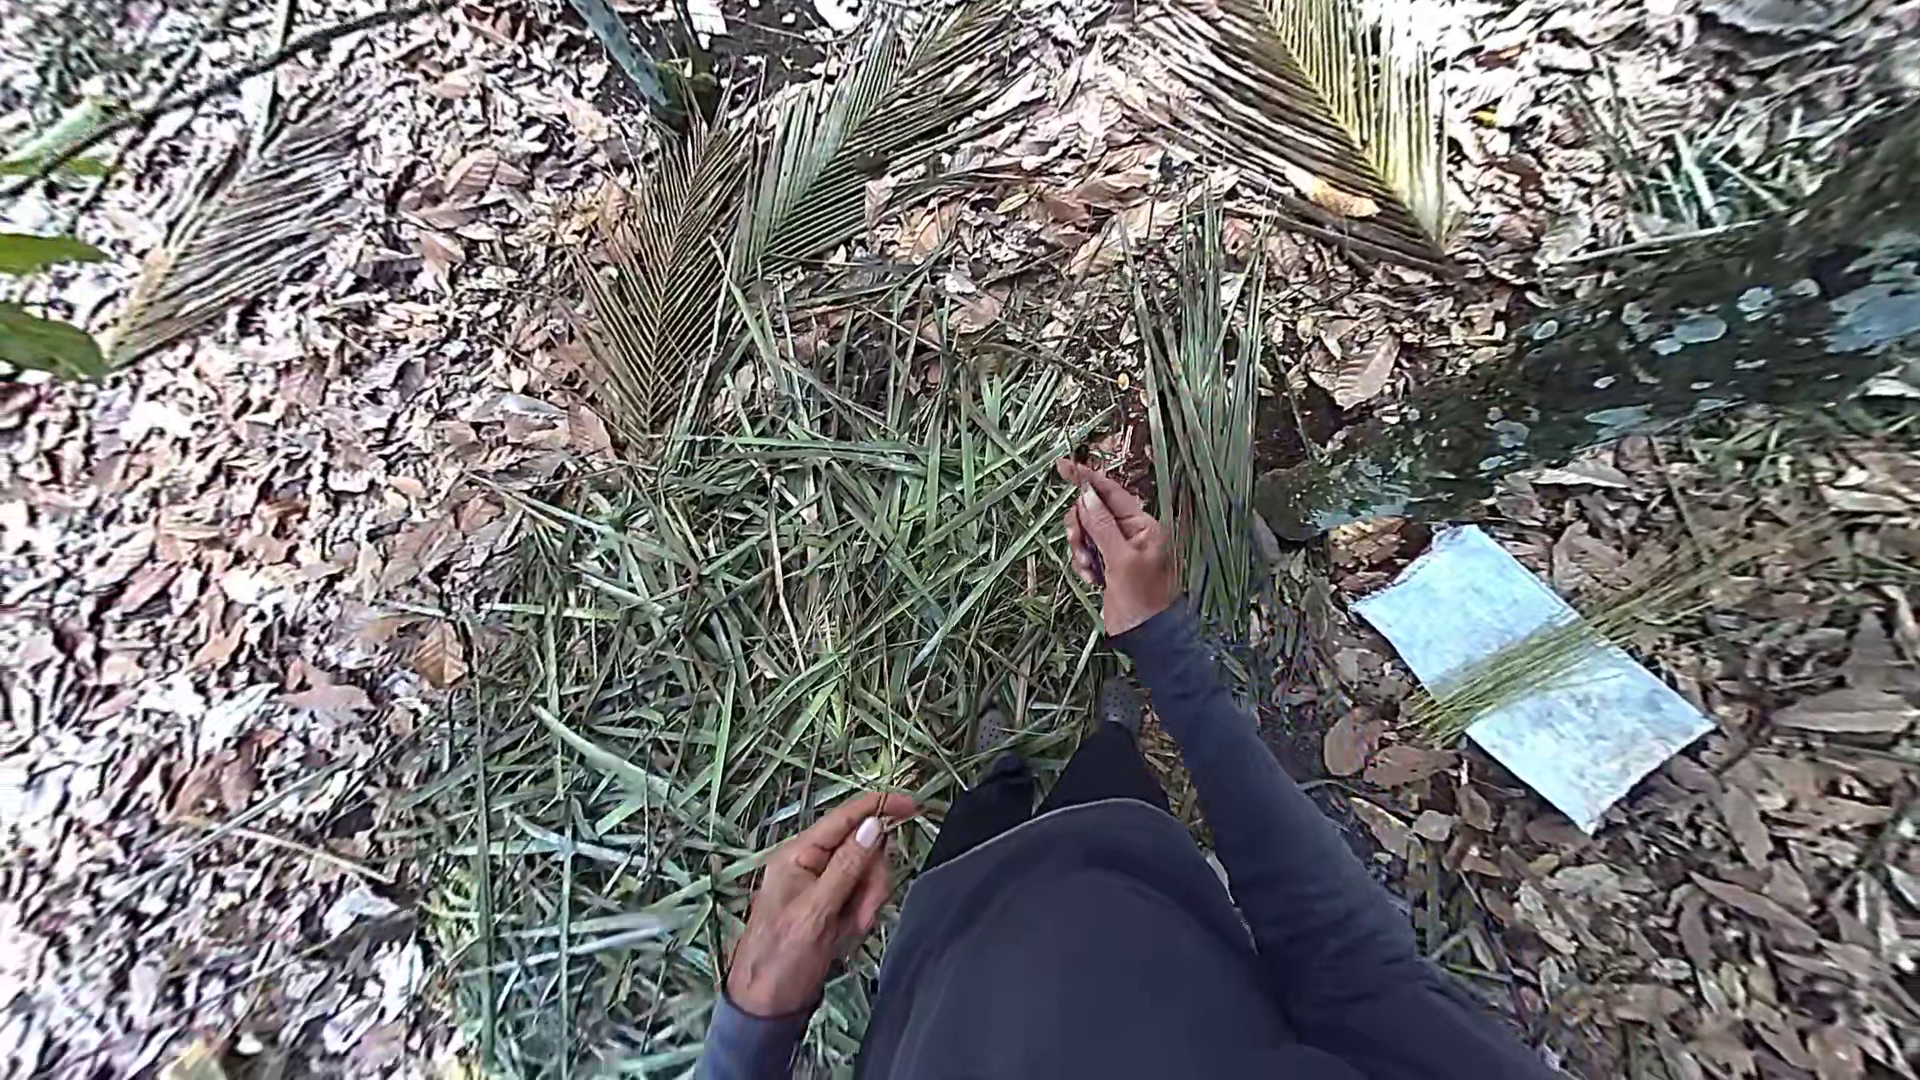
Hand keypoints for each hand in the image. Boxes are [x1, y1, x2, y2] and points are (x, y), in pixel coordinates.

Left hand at [727, 791, 917, 1016]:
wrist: (765, 1012)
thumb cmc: (780, 961)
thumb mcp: (815, 913)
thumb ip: (847, 867)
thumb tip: (874, 825)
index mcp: (799, 853)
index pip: (846, 817)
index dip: (879, 807)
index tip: (912, 806)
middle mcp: (812, 861)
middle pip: (863, 846)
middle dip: (872, 877)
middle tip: (865, 912)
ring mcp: (822, 882)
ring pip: (867, 870)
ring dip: (867, 900)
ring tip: (851, 929)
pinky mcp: (832, 902)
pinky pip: (862, 893)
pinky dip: (862, 912)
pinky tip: (847, 934)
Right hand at [1056, 458, 1175, 635]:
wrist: (1145, 635)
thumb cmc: (1143, 598)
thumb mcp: (1121, 559)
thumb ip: (1102, 525)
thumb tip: (1086, 495)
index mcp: (1142, 525)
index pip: (1111, 493)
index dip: (1086, 479)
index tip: (1063, 466)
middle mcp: (1130, 533)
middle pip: (1092, 512)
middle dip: (1080, 527)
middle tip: (1079, 544)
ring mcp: (1117, 549)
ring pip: (1085, 533)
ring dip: (1080, 549)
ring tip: (1090, 568)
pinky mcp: (1107, 565)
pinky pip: (1085, 553)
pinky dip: (1083, 564)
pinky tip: (1093, 579)